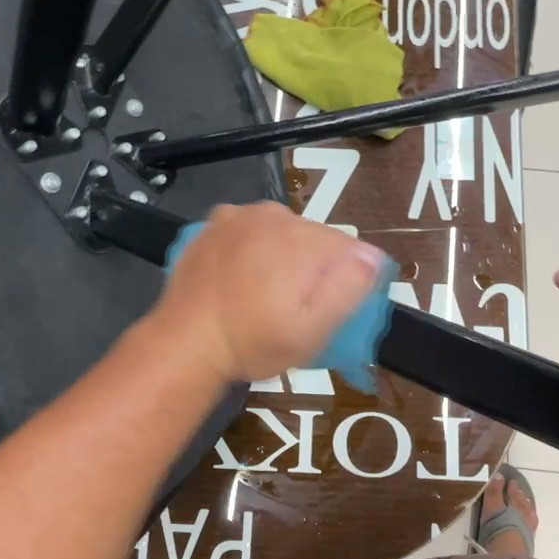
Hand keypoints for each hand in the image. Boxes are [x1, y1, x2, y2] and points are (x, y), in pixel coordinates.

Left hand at [148, 202, 386, 386]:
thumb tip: (372, 255)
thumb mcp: (311, 331)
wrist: (186, 342)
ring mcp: (241, 215)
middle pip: (315, 237)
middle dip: (314, 266)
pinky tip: (243, 275)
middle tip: (294, 306)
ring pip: (283, 231)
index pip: (349, 248)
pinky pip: (251, 229)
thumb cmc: (253, 342)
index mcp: (304, 239)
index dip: (346, 279)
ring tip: (266, 293)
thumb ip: (347, 289)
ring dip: (284, 254)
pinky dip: (253, 246)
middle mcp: (275, 215)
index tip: (329, 308)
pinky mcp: (216, 222)